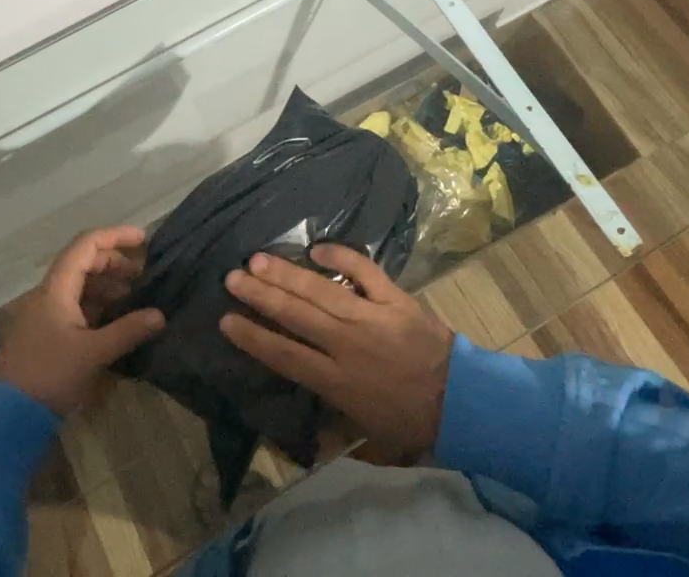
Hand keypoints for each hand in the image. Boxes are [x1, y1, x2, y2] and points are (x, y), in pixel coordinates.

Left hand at [0, 226, 165, 415]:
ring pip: (79, 287)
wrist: (4, 415)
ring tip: (134, 300)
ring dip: (107, 287)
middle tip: (142, 277)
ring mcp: (44, 314)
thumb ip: (128, 330)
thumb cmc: (49, 374)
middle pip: (83, 263)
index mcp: (56, 288)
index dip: (115, 236)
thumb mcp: (93, 353)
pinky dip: (97, 307)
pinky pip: (74, 307)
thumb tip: (160, 314)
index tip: (144, 240)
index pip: (86, 245)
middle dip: (114, 264)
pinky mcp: (44, 335)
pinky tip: (115, 322)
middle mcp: (48, 294)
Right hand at [220, 244, 453, 462]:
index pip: (284, 354)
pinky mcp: (395, 299)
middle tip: (232, 278)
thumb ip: (335, 431)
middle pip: (294, 315)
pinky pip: (364, 271)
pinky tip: (316, 249)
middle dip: (260, 295)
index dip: (252, 337)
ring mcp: (370, 317)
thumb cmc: (410, 423)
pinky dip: (341, 257)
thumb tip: (307, 436)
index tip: (226, 320)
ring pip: (320, 290)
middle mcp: (346, 345)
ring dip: (286, 274)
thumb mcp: (368, 439)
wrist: (462, 402)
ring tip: (257, 259)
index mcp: (336, 381)